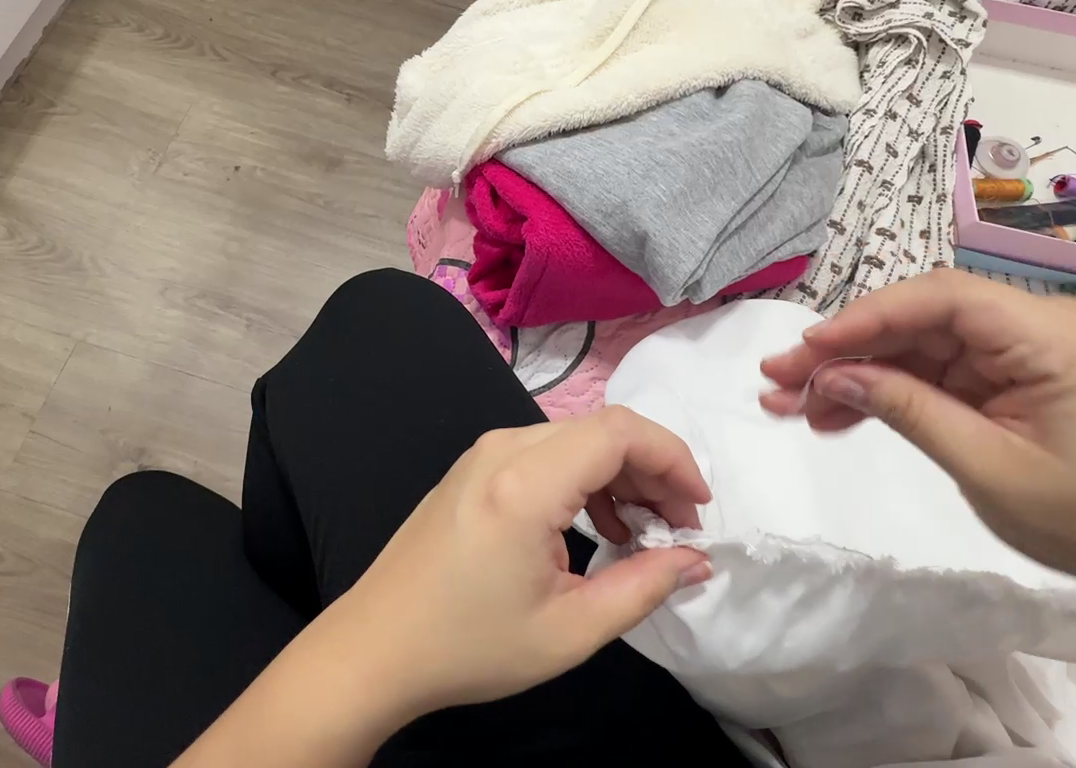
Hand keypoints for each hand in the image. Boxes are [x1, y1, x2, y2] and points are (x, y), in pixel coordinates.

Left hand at [316, 405, 712, 718]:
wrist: (376, 645)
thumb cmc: (471, 645)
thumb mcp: (569, 630)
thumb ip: (642, 587)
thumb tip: (694, 559)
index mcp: (525, 482)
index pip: (619, 432)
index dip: (673, 458)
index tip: (698, 509)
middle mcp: (504, 449)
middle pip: (601, 430)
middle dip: (653, 470)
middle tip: (680, 528)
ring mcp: (484, 453)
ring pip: (575, 439)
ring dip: (621, 475)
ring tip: (646, 531)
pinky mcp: (475, 467)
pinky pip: (546, 453)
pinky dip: (585, 479)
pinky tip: (599, 526)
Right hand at [757, 269, 1075, 585]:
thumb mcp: (989, 468)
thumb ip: (908, 410)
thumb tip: (830, 374)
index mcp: (1056, 339)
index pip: (946, 299)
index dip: (869, 315)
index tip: (810, 345)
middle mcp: (1038, 328)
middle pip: (921, 318)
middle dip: (847, 347)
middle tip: (779, 377)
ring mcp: (1020, 352)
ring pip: (916, 345)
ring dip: (855, 372)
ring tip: (792, 403)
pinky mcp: (1006, 376)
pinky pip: (933, 371)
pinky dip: (886, 391)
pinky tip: (837, 414)